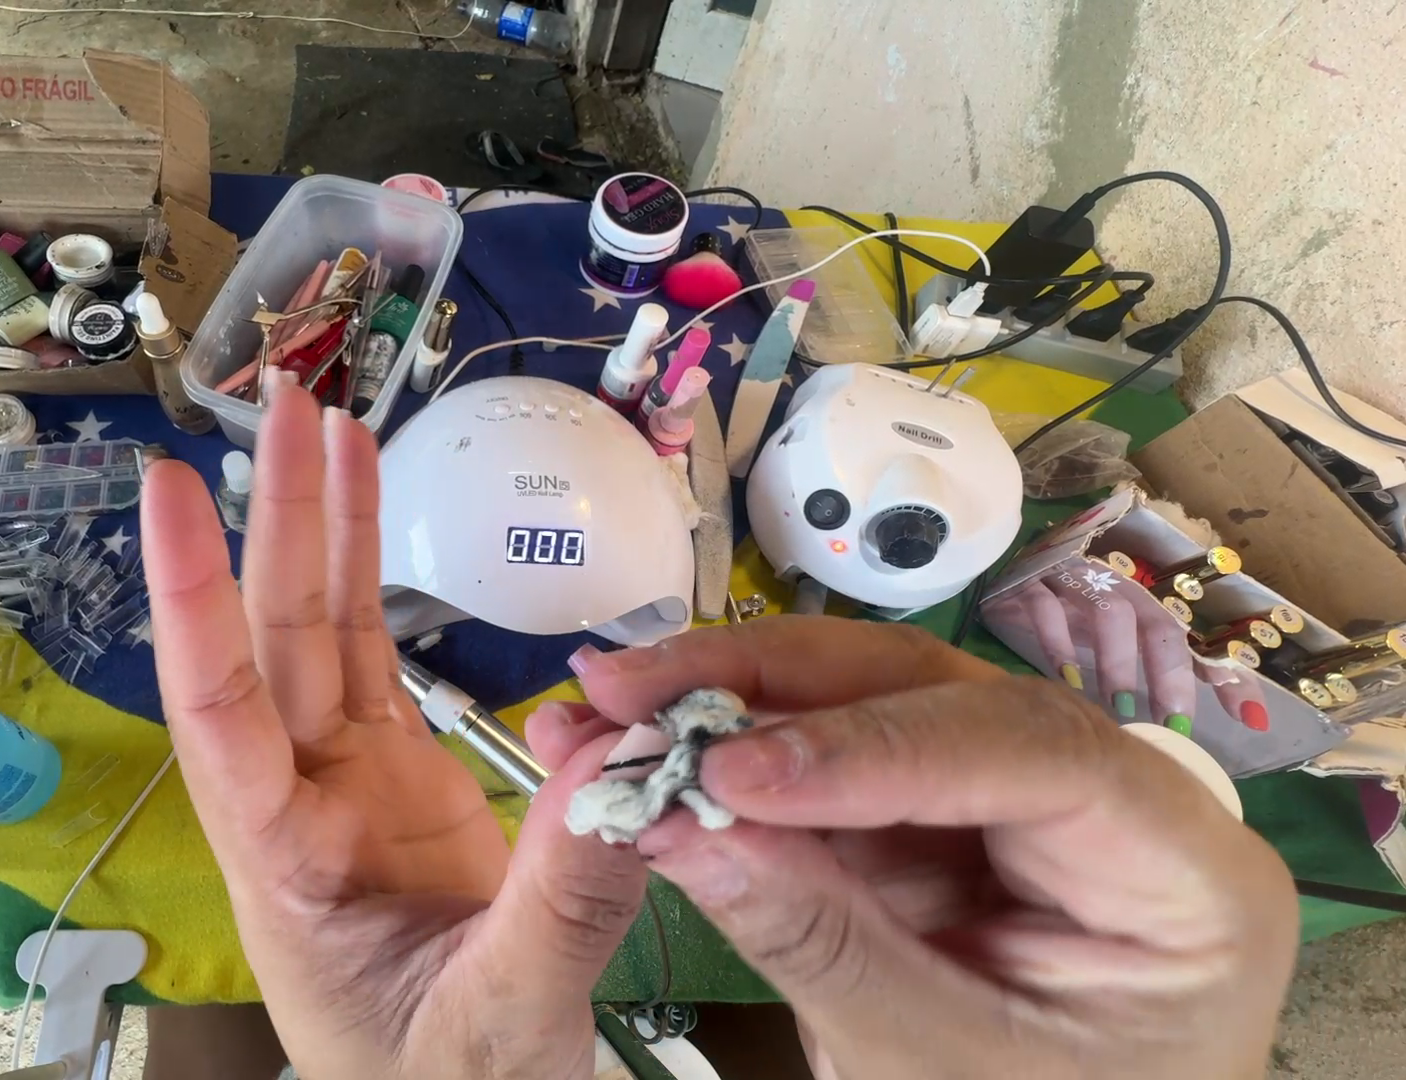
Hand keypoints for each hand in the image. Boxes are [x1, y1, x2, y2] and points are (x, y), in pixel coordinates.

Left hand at [142, 374, 647, 1079]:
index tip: (170, 489)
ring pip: (319, 625)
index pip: (218, 709)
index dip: (189, 596)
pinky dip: (367, 570)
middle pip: (273, 636)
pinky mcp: (391, 758)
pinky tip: (364, 504)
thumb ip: (560, 902)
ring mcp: (345, 767)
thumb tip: (624, 769)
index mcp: (287, 857)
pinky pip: (369, 646)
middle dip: (277, 516)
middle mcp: (298, 793)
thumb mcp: (500, 1016)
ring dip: (319, 524)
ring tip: (325, 427)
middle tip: (287, 406)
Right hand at [563, 618, 1298, 1079]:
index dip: (868, 746)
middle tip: (623, 684)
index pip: (1026, 751)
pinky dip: (703, 731)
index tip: (727, 772)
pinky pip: (786, 734)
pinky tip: (629, 727)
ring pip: (831, 685)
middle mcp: (1065, 780)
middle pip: (908, 680)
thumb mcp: (934, 1071)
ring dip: (708, 687)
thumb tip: (673, 823)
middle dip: (755, 676)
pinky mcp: (881, 784)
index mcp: (1166, 865)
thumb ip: (814, 943)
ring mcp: (961, 772)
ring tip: (604, 698)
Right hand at [991, 572, 1267, 730]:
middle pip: (1157, 623)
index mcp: (1140, 599)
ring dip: (1118, 663)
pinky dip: (1058, 644)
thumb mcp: (1110, 635)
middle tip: (1173, 723)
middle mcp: (1114, 584)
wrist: (999, 574)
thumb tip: (1206, 713)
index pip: (1198, 638)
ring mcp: (1070, 579)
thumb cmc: (1060, 609)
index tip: (1249, 721)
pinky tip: (1065, 678)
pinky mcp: (1028, 581)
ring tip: (1117, 707)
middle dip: (1170, 675)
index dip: (1226, 674)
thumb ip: (1150, 661)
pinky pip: (1046, 609)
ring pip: (1109, 613)